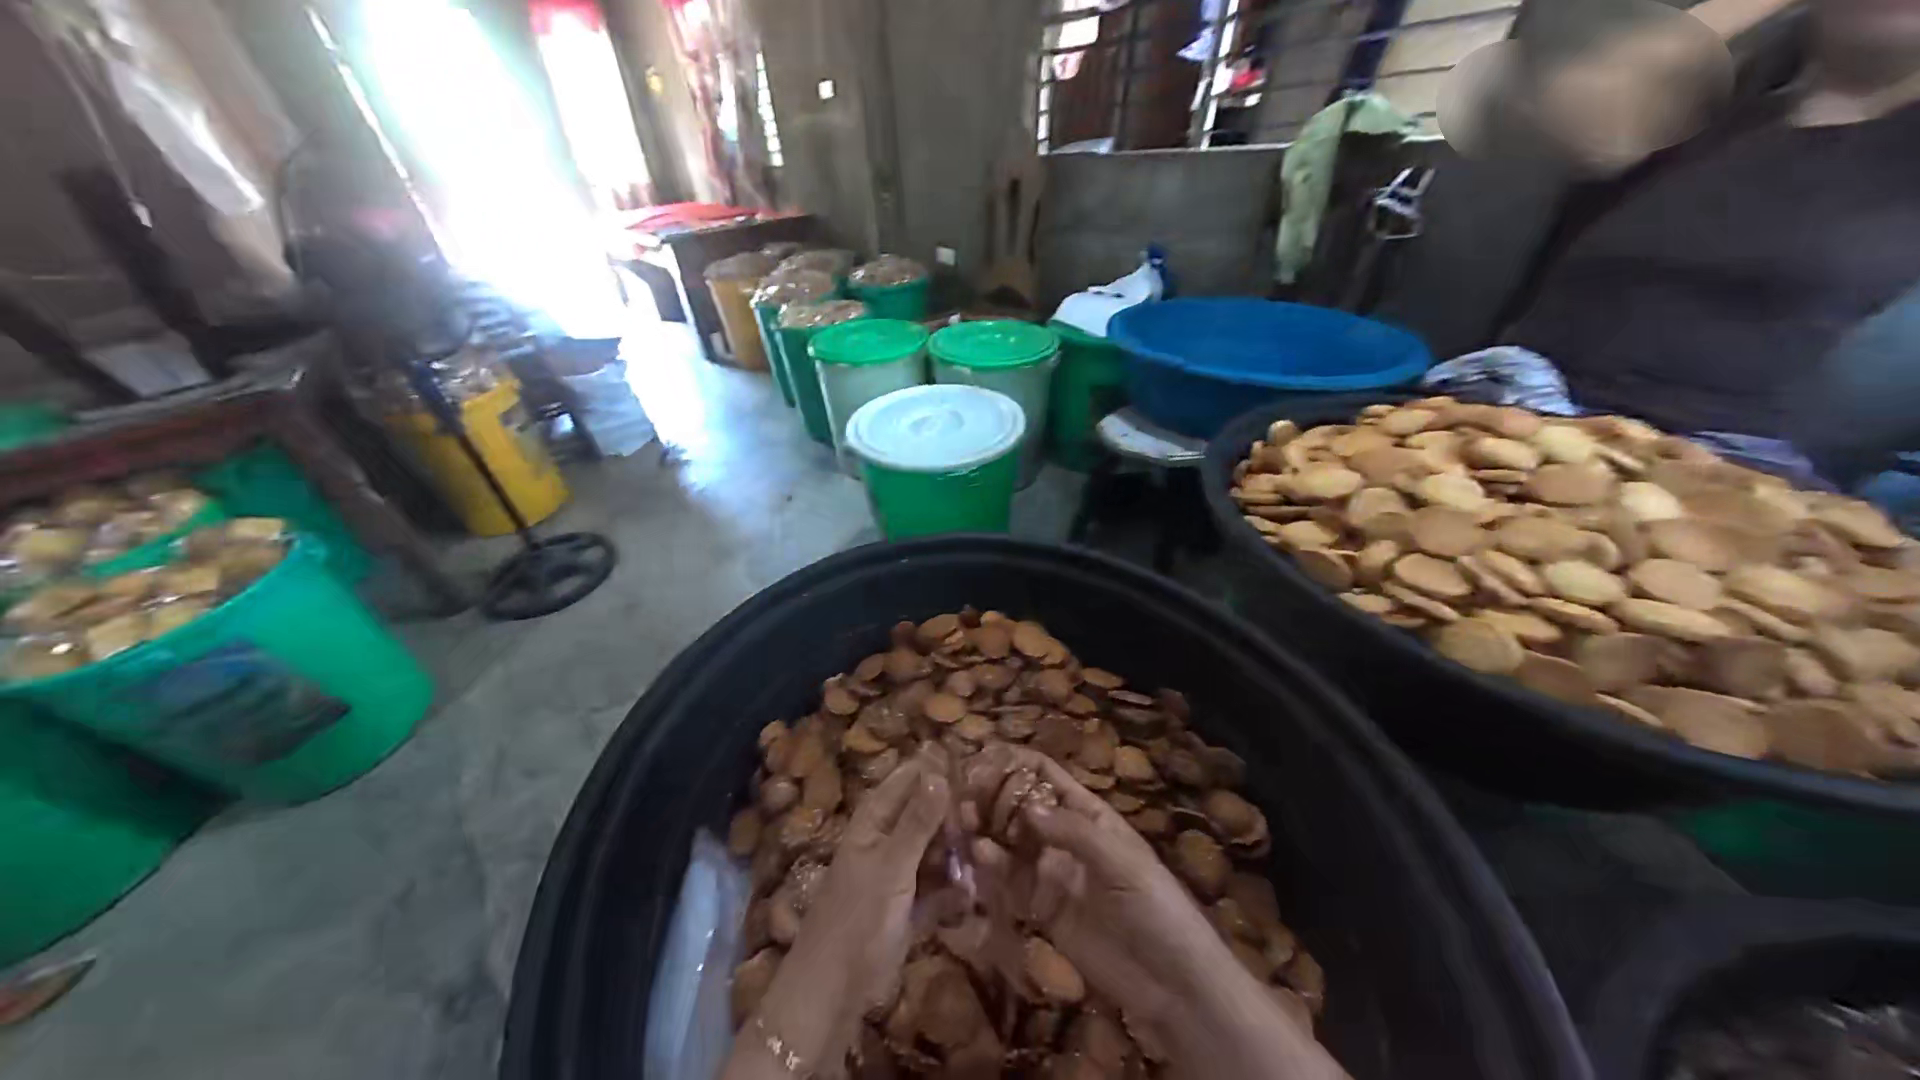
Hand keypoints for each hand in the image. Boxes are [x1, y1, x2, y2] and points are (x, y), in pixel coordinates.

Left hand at [725, 746, 951, 1079]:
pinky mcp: (909, 907)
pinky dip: (954, 889)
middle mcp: (886, 840)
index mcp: (874, 821)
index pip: (909, 780)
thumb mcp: (892, 866)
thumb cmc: (858, 920)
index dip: (938, 773)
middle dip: (954, 818)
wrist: (832, 994)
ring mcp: (898, 875)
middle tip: (982, 825)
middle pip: (926, 814)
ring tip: (983, 859)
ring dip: (958, 854)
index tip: (974, 771)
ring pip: (936, 850)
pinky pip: (938, 886)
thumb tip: (938, 771)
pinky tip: (971, 894)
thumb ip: (917, 821)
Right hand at [961, 745, 1349, 1079]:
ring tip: (963, 821)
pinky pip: (1011, 882)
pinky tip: (979, 857)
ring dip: (986, 829)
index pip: (1048, 777)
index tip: (983, 755)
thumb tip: (1026, 808)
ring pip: (1010, 843)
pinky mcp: (1041, 909)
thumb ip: (1073, 832)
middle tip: (963, 791)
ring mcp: (1051, 873)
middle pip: (1021, 807)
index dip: (1017, 763)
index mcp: (1089, 815)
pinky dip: (992, 868)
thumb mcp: (1122, 861)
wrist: (1172, 983)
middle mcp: (1065, 838)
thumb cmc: (1156, 907)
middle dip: (993, 796)